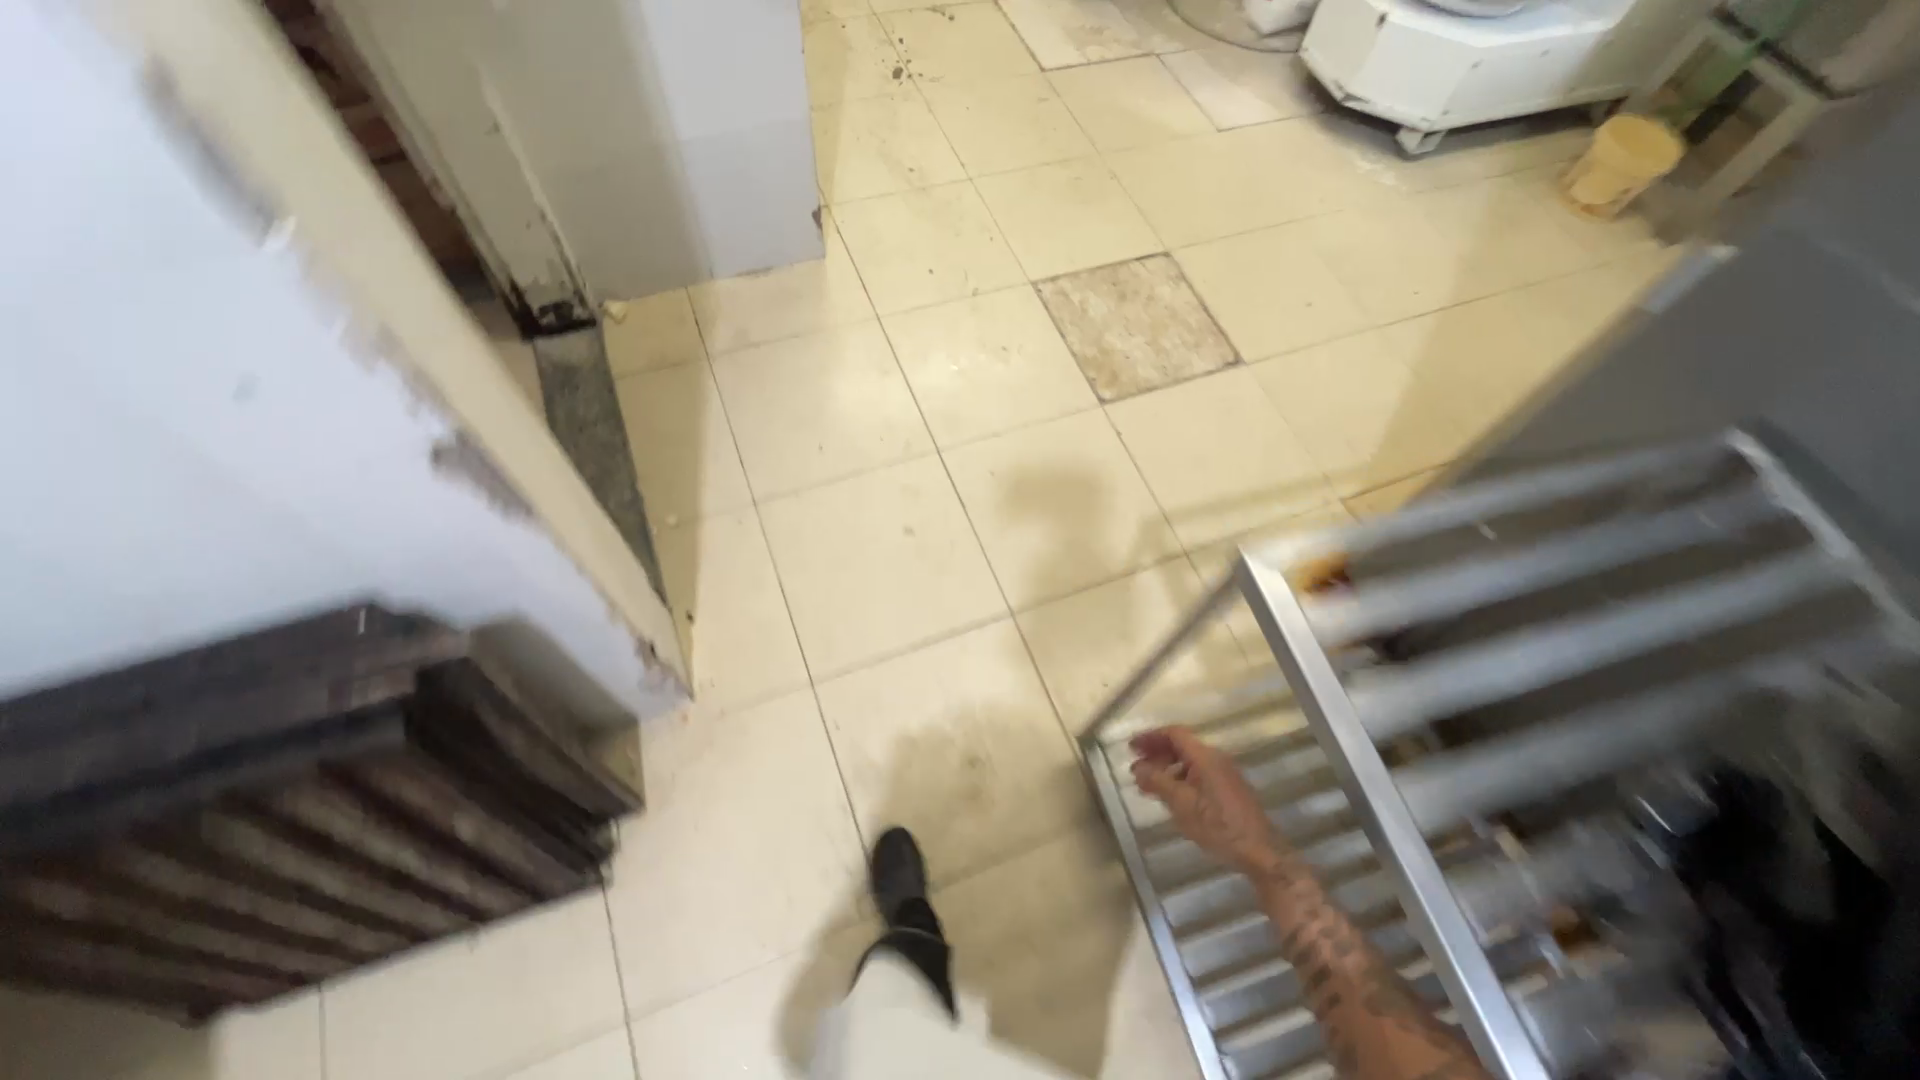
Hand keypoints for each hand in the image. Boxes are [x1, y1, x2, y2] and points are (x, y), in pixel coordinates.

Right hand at [1131, 726, 1284, 875]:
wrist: (1259, 851)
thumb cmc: (1218, 826)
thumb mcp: (1181, 805)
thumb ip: (1158, 782)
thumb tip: (1137, 767)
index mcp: (1205, 757)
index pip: (1175, 734)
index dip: (1151, 737)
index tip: (1132, 748)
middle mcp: (1217, 759)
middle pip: (1182, 745)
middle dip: (1157, 753)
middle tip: (1136, 768)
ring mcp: (1225, 774)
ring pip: (1190, 761)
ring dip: (1167, 767)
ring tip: (1149, 785)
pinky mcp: (1229, 789)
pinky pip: (1199, 774)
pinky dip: (1180, 778)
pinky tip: (1172, 797)